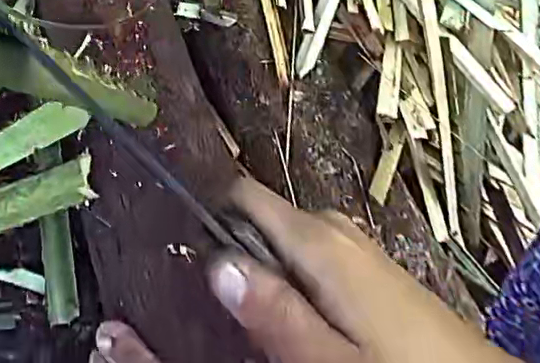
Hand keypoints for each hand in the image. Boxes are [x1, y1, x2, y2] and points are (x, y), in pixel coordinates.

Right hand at [92, 178, 513, 362]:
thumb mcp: (336, 362)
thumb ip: (277, 313)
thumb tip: (217, 263)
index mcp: (317, 239)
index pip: (243, 193)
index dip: (206, 204)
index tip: (173, 231)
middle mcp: (330, 227)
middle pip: (259, 219)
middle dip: (230, 249)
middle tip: (200, 293)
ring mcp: (351, 246)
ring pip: (282, 243)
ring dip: (259, 271)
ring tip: (234, 311)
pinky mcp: (366, 269)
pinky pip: (307, 261)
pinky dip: (288, 282)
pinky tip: (286, 320)